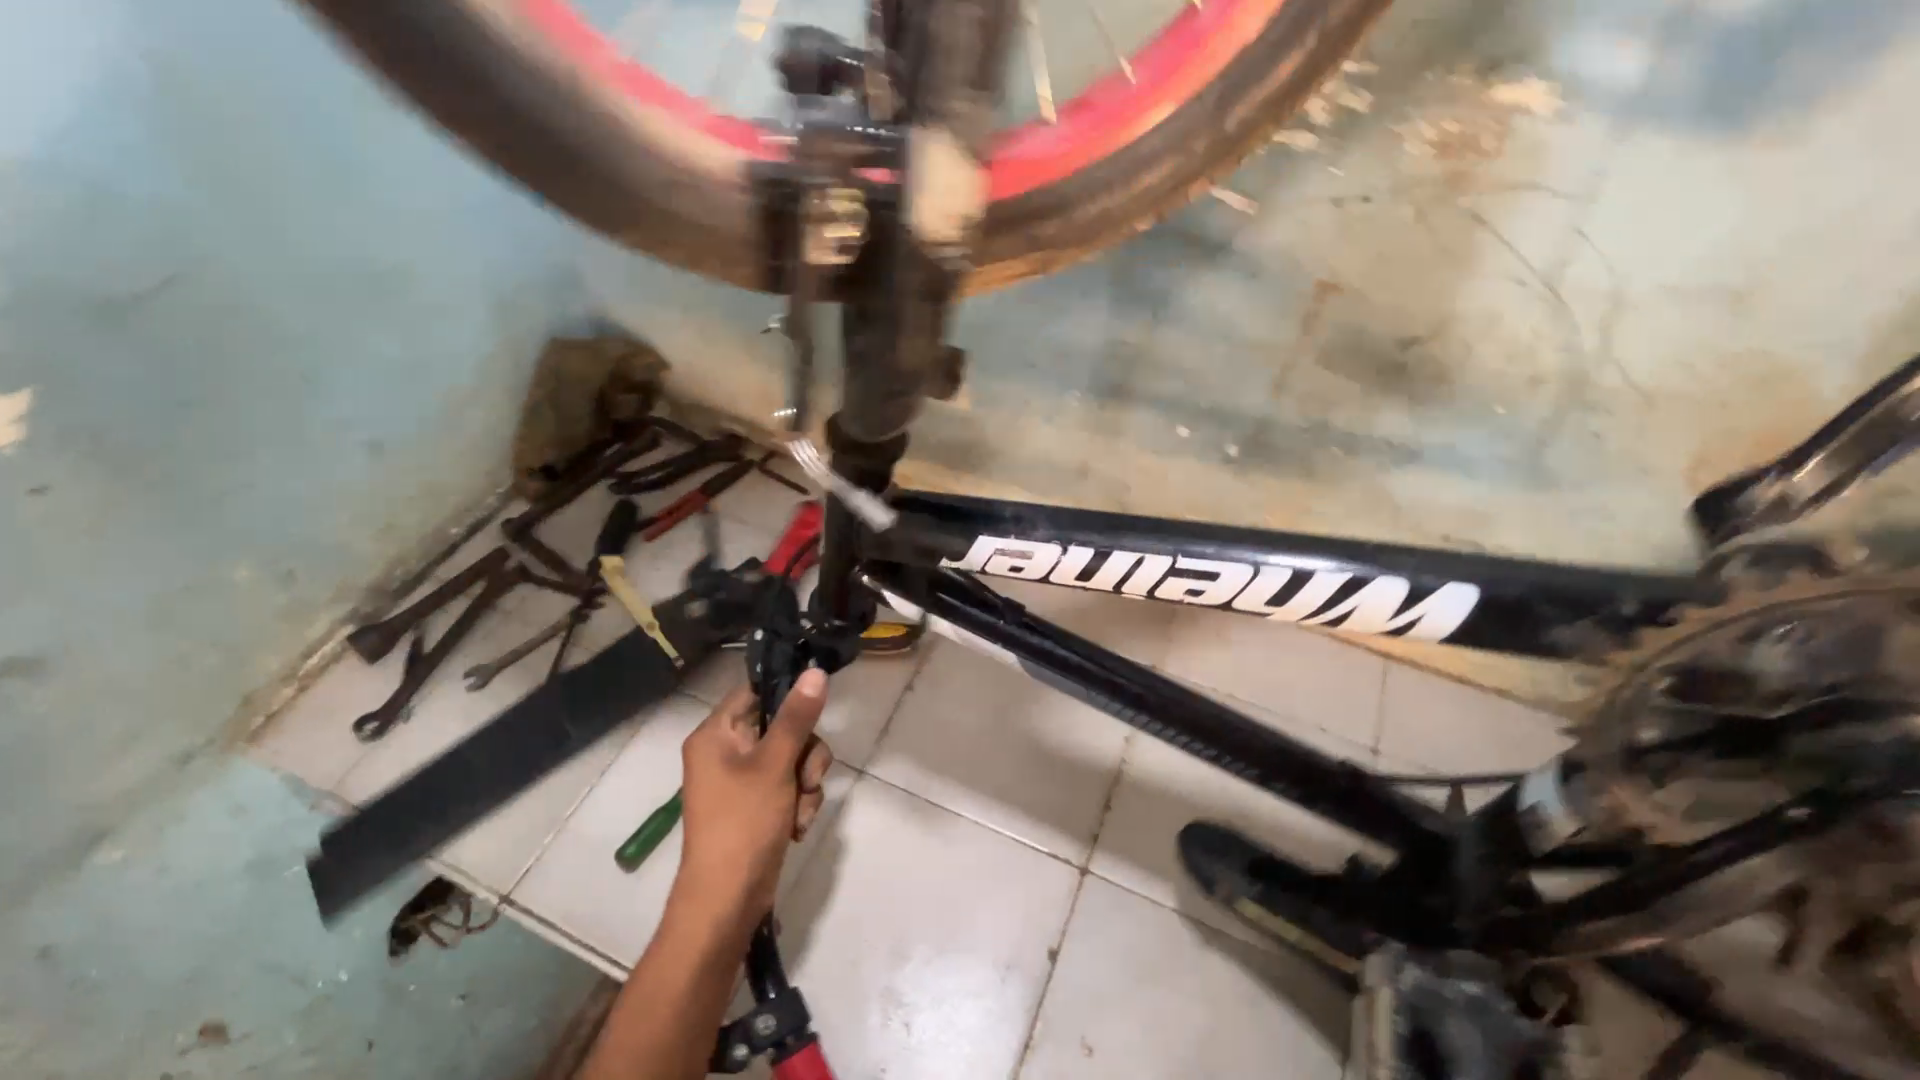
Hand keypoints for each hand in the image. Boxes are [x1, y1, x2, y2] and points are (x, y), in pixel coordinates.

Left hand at [675, 669, 833, 927]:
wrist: (727, 898)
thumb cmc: (743, 823)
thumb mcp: (774, 765)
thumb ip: (797, 718)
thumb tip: (815, 673)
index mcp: (715, 734)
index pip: (754, 692)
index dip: (787, 697)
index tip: (816, 710)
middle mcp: (724, 752)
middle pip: (781, 727)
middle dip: (805, 756)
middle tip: (808, 779)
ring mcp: (740, 781)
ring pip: (791, 760)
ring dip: (806, 785)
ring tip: (800, 812)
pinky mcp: (755, 806)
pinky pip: (787, 788)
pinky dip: (798, 804)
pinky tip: (797, 827)